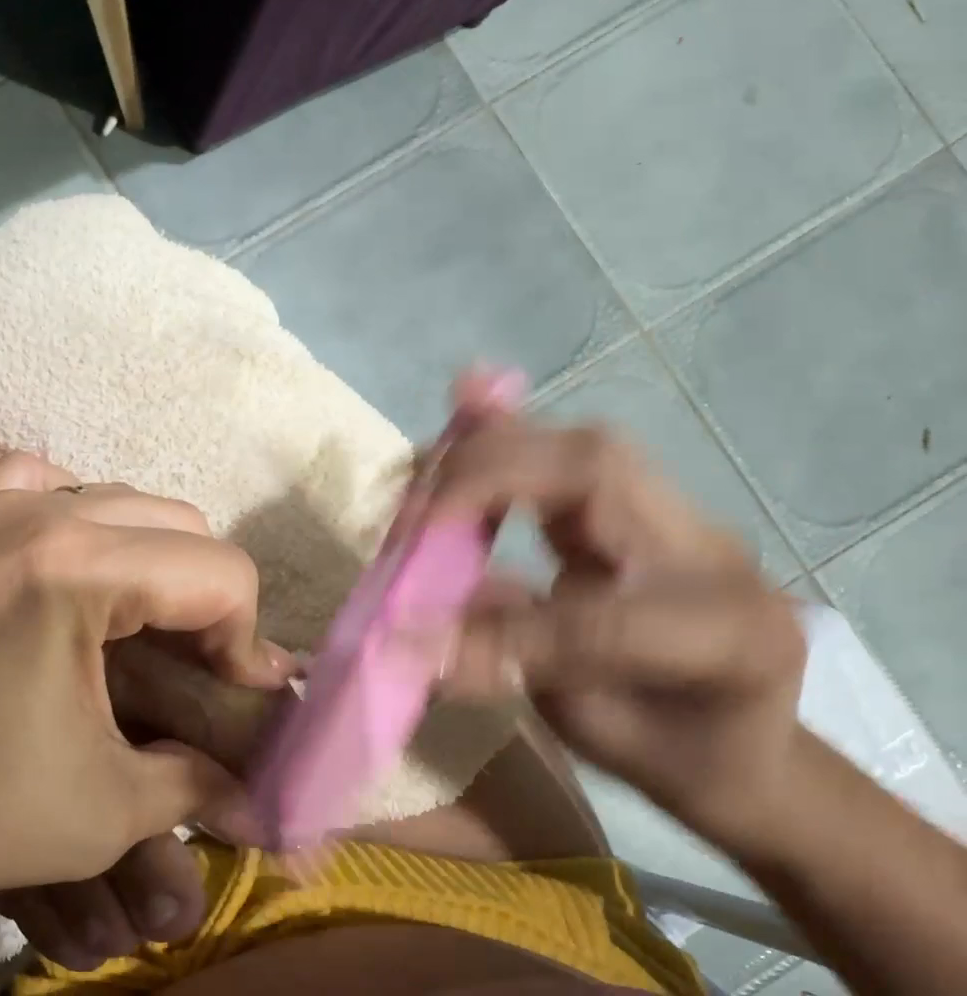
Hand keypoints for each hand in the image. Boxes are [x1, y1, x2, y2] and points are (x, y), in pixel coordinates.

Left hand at [0, 453, 292, 898]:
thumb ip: (200, 785)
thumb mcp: (106, 807)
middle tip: (198, 674)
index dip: (246, 640)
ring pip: (112, 500)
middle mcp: (37, 510)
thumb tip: (261, 792)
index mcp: (78, 565)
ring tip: (142, 632)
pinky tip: (70, 570)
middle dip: (205, 598)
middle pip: (175, 522)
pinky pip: (36, 488)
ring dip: (148, 558)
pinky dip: (74, 519)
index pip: (219, 569)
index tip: (234, 704)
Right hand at [425, 417, 807, 845]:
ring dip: (489, 450)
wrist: (748, 742)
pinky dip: (511, 429)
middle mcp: (713, 555)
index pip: (601, 616)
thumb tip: (410, 633)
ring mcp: (682, 518)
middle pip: (599, 475)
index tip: (407, 638)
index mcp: (731, 636)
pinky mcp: (643, 502)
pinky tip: (466, 402)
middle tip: (413, 515)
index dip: (500, 625)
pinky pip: (575, 450)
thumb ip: (515, 668)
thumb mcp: (598, 733)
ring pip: (583, 448)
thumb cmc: (676, 754)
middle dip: (489, 479)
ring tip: (421, 472)